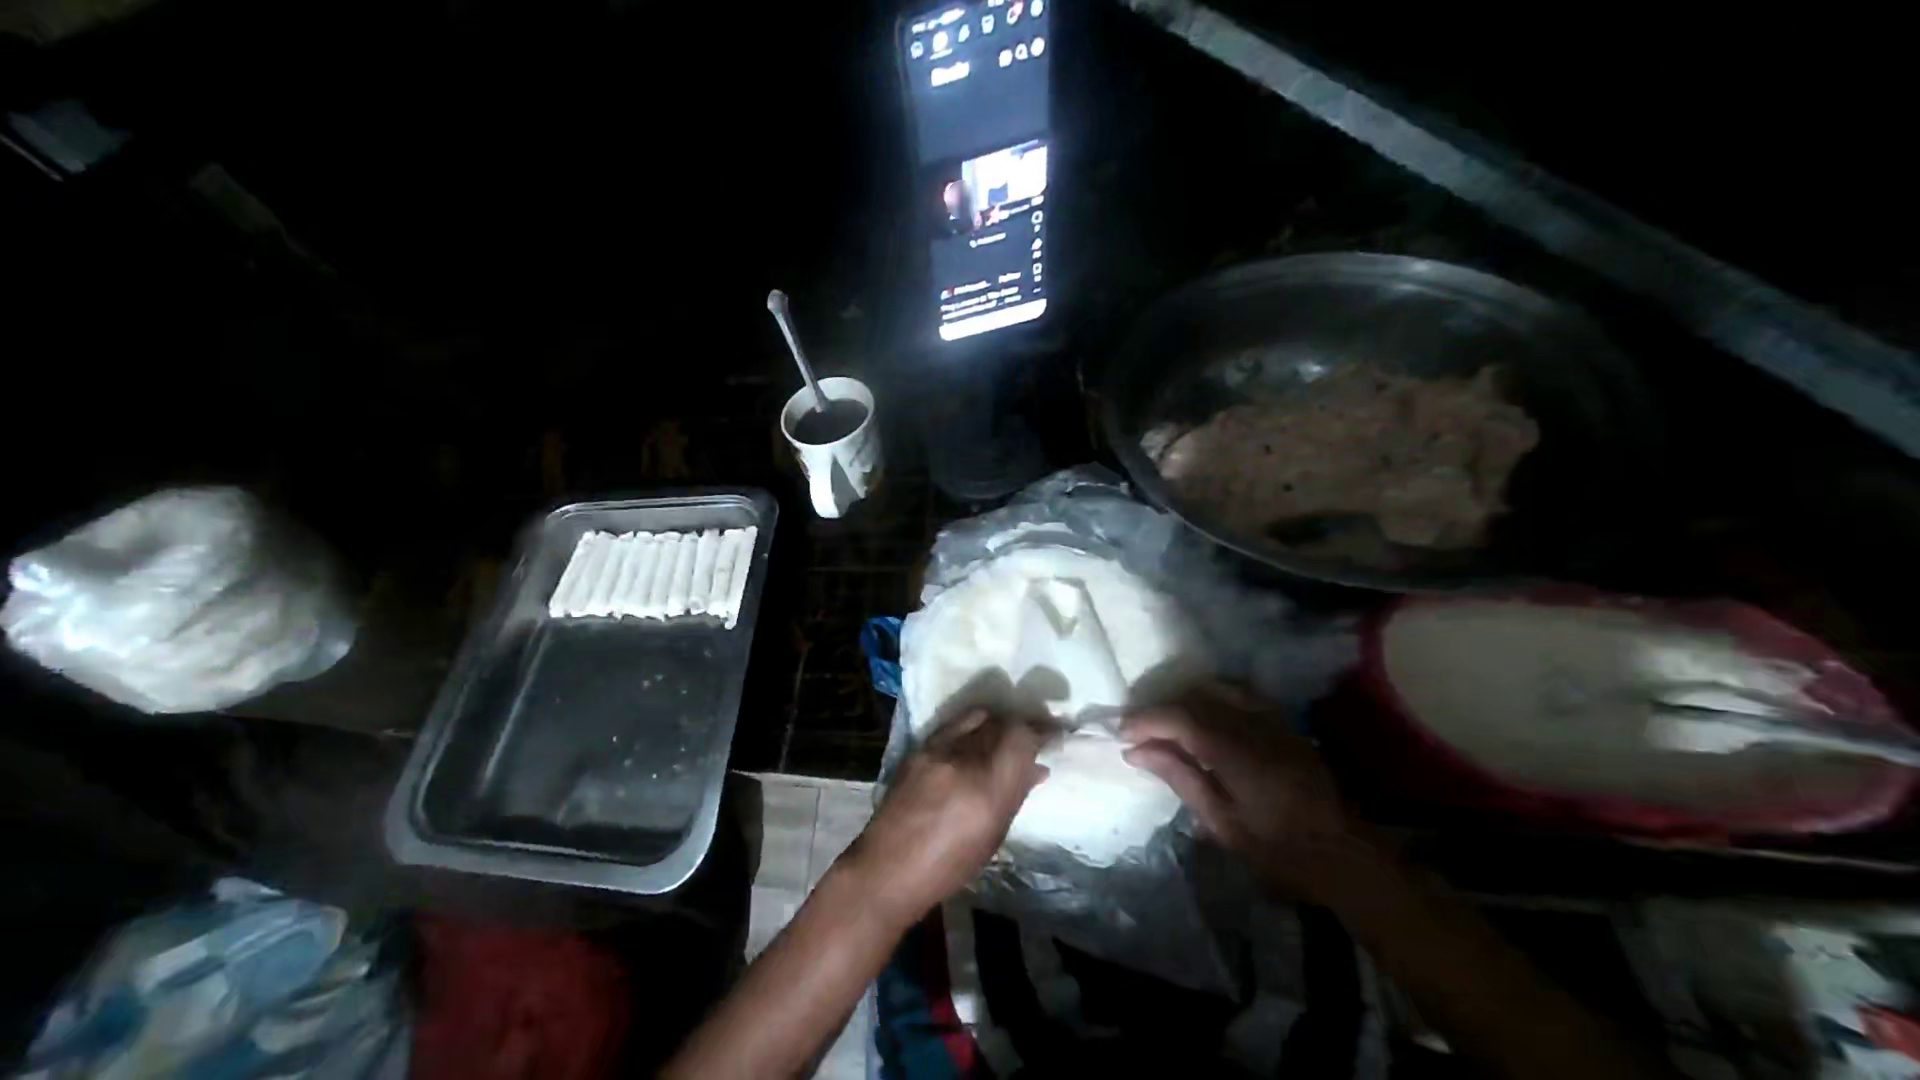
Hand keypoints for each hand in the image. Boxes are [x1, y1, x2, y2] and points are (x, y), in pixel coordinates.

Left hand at [843, 709, 1048, 924]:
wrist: (887, 869)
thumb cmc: (947, 866)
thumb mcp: (992, 836)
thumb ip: (1015, 795)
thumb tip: (1037, 768)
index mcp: (986, 789)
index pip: (1022, 737)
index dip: (1043, 730)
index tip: (1055, 734)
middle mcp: (962, 760)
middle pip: (1002, 722)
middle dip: (1023, 725)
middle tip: (1035, 735)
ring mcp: (936, 750)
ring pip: (978, 717)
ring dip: (999, 721)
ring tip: (1007, 734)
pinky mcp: (918, 748)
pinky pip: (954, 724)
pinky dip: (973, 725)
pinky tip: (978, 739)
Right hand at [1121, 683, 1378, 900]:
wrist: (1345, 855)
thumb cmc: (1279, 849)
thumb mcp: (1222, 823)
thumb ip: (1180, 778)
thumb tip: (1137, 751)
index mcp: (1236, 752)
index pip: (1181, 717)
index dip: (1147, 720)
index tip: (1122, 734)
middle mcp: (1255, 725)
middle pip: (1196, 698)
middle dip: (1162, 711)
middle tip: (1139, 733)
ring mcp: (1274, 720)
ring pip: (1219, 689)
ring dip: (1187, 701)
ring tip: (1169, 726)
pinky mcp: (1285, 724)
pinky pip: (1242, 695)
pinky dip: (1214, 699)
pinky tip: (1205, 719)